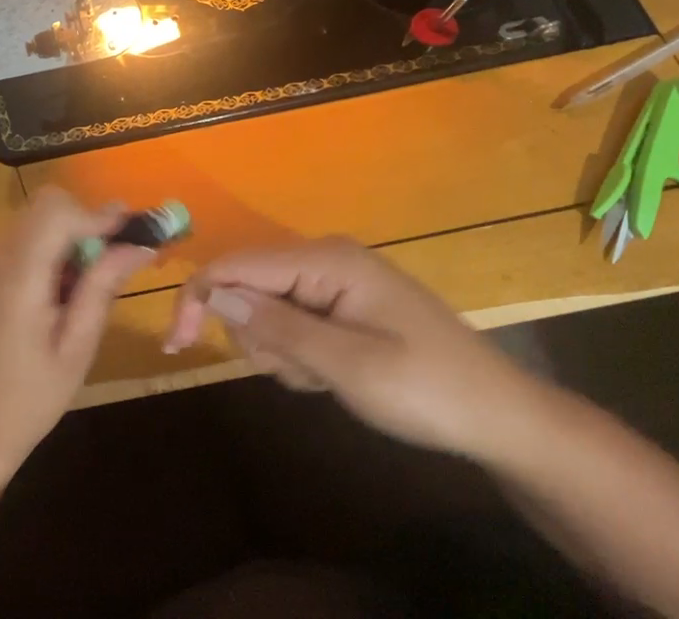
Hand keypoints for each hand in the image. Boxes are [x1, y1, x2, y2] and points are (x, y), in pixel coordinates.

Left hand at [0, 189, 154, 498]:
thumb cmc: (30, 398)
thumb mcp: (77, 347)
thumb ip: (102, 286)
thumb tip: (139, 243)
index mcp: (14, 276)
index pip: (55, 210)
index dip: (96, 215)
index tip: (132, 233)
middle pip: (44, 210)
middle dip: (83, 229)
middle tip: (114, 266)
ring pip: (32, 223)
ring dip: (64, 243)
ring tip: (81, 291)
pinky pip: (17, 242)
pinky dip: (43, 254)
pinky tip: (54, 295)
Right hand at [162, 236, 554, 460]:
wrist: (501, 419)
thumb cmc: (428, 391)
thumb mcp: (347, 366)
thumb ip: (277, 326)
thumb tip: (214, 291)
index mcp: (327, 260)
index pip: (234, 265)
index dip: (198, 300)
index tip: (177, 346)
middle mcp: (325, 258)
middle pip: (246, 286)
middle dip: (257, 337)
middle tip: (300, 375)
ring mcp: (335, 280)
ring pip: (265, 309)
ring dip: (279, 351)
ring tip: (324, 379)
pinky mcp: (342, 302)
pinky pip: (291, 320)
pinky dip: (298, 354)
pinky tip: (332, 375)